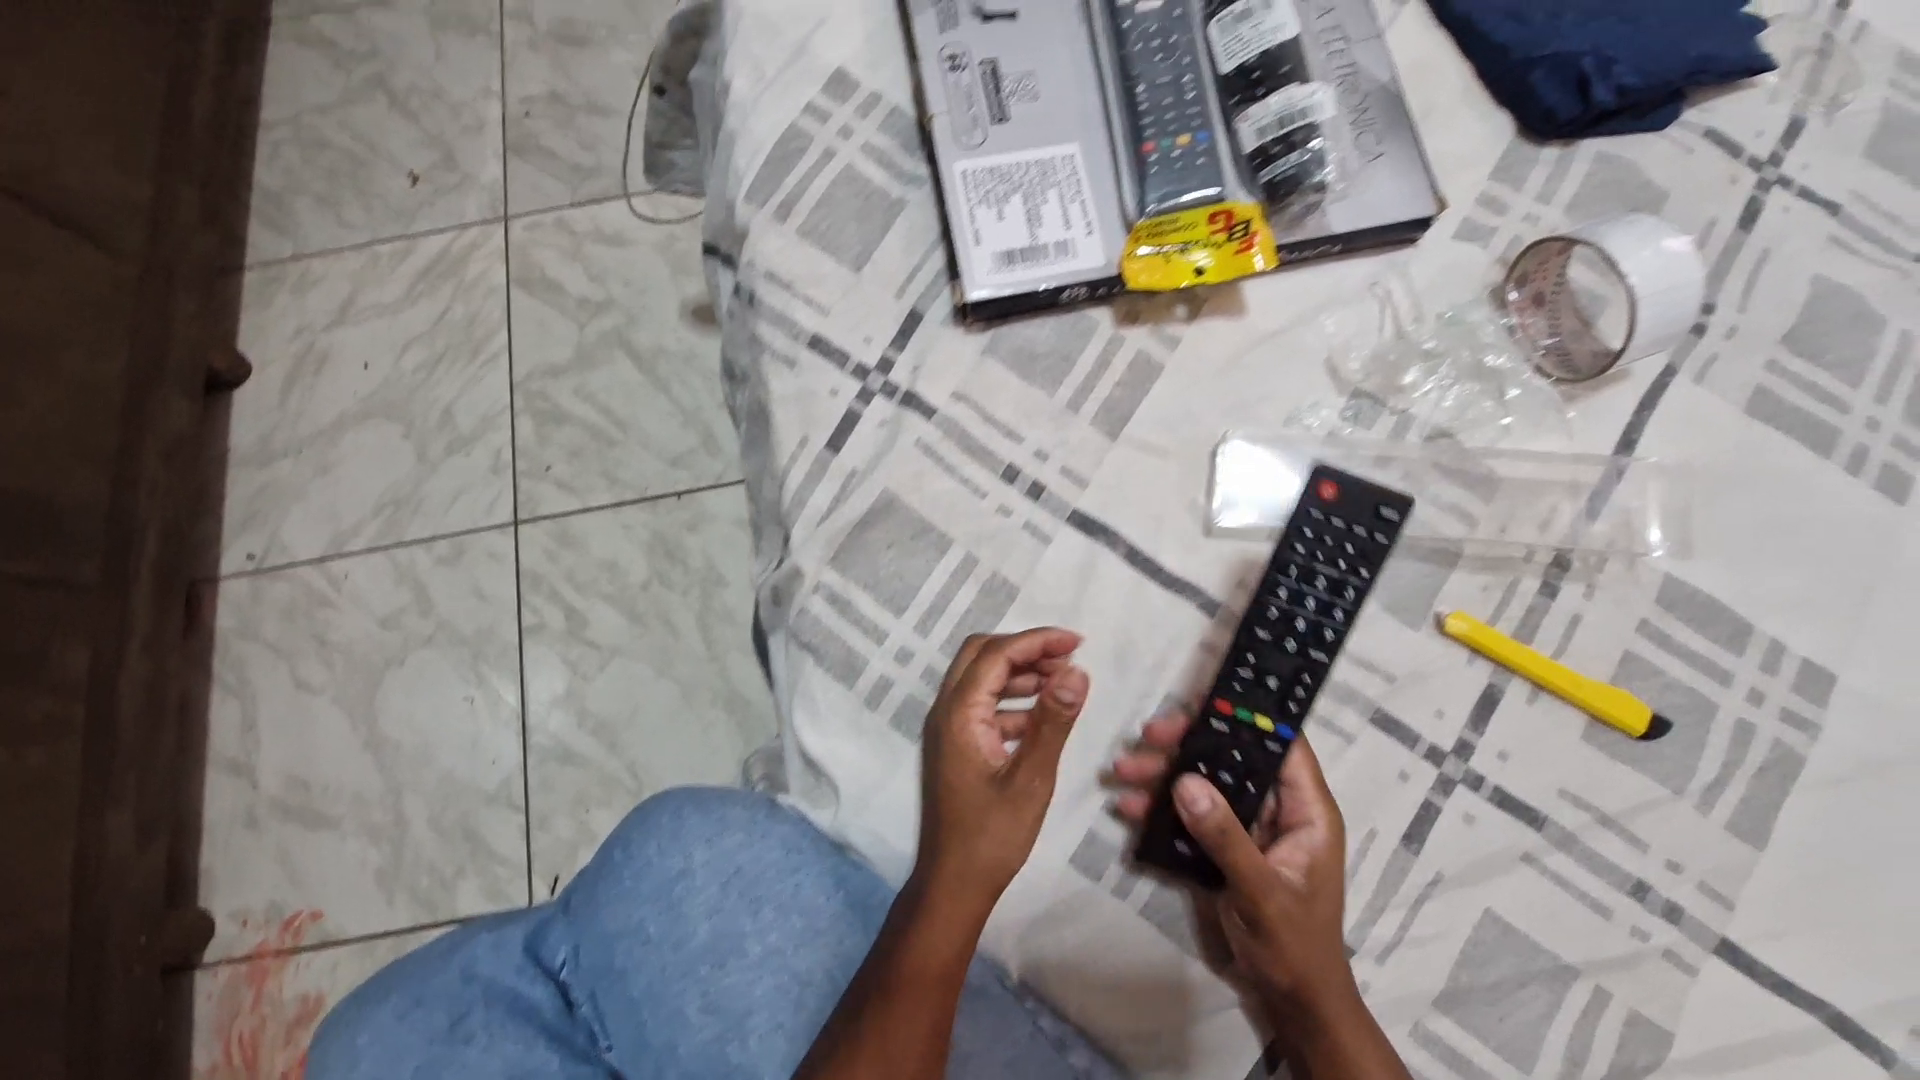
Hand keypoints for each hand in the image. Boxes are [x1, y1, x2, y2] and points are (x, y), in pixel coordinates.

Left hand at [917, 628, 1089, 911]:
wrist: (953, 884)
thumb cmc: (991, 836)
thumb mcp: (1031, 779)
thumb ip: (1052, 722)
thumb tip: (1076, 671)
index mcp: (958, 714)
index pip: (996, 654)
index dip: (1037, 641)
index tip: (1077, 643)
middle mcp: (946, 712)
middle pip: (981, 656)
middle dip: (1025, 650)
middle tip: (1069, 659)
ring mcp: (948, 730)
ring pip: (982, 680)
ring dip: (1020, 674)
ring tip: (1063, 682)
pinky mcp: (957, 747)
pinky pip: (984, 707)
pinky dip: (1013, 701)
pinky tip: (1044, 717)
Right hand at [1110, 711, 1356, 1026]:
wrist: (1292, 1000)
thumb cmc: (1294, 946)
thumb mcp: (1262, 892)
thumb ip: (1225, 837)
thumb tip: (1185, 782)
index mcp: (1307, 812)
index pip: (1283, 746)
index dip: (1246, 718)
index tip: (1200, 702)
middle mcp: (1280, 811)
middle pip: (1234, 760)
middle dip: (1187, 747)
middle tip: (1146, 737)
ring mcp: (1250, 829)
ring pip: (1207, 785)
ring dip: (1164, 778)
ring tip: (1121, 773)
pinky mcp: (1226, 849)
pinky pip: (1193, 817)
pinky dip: (1163, 812)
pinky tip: (1130, 810)